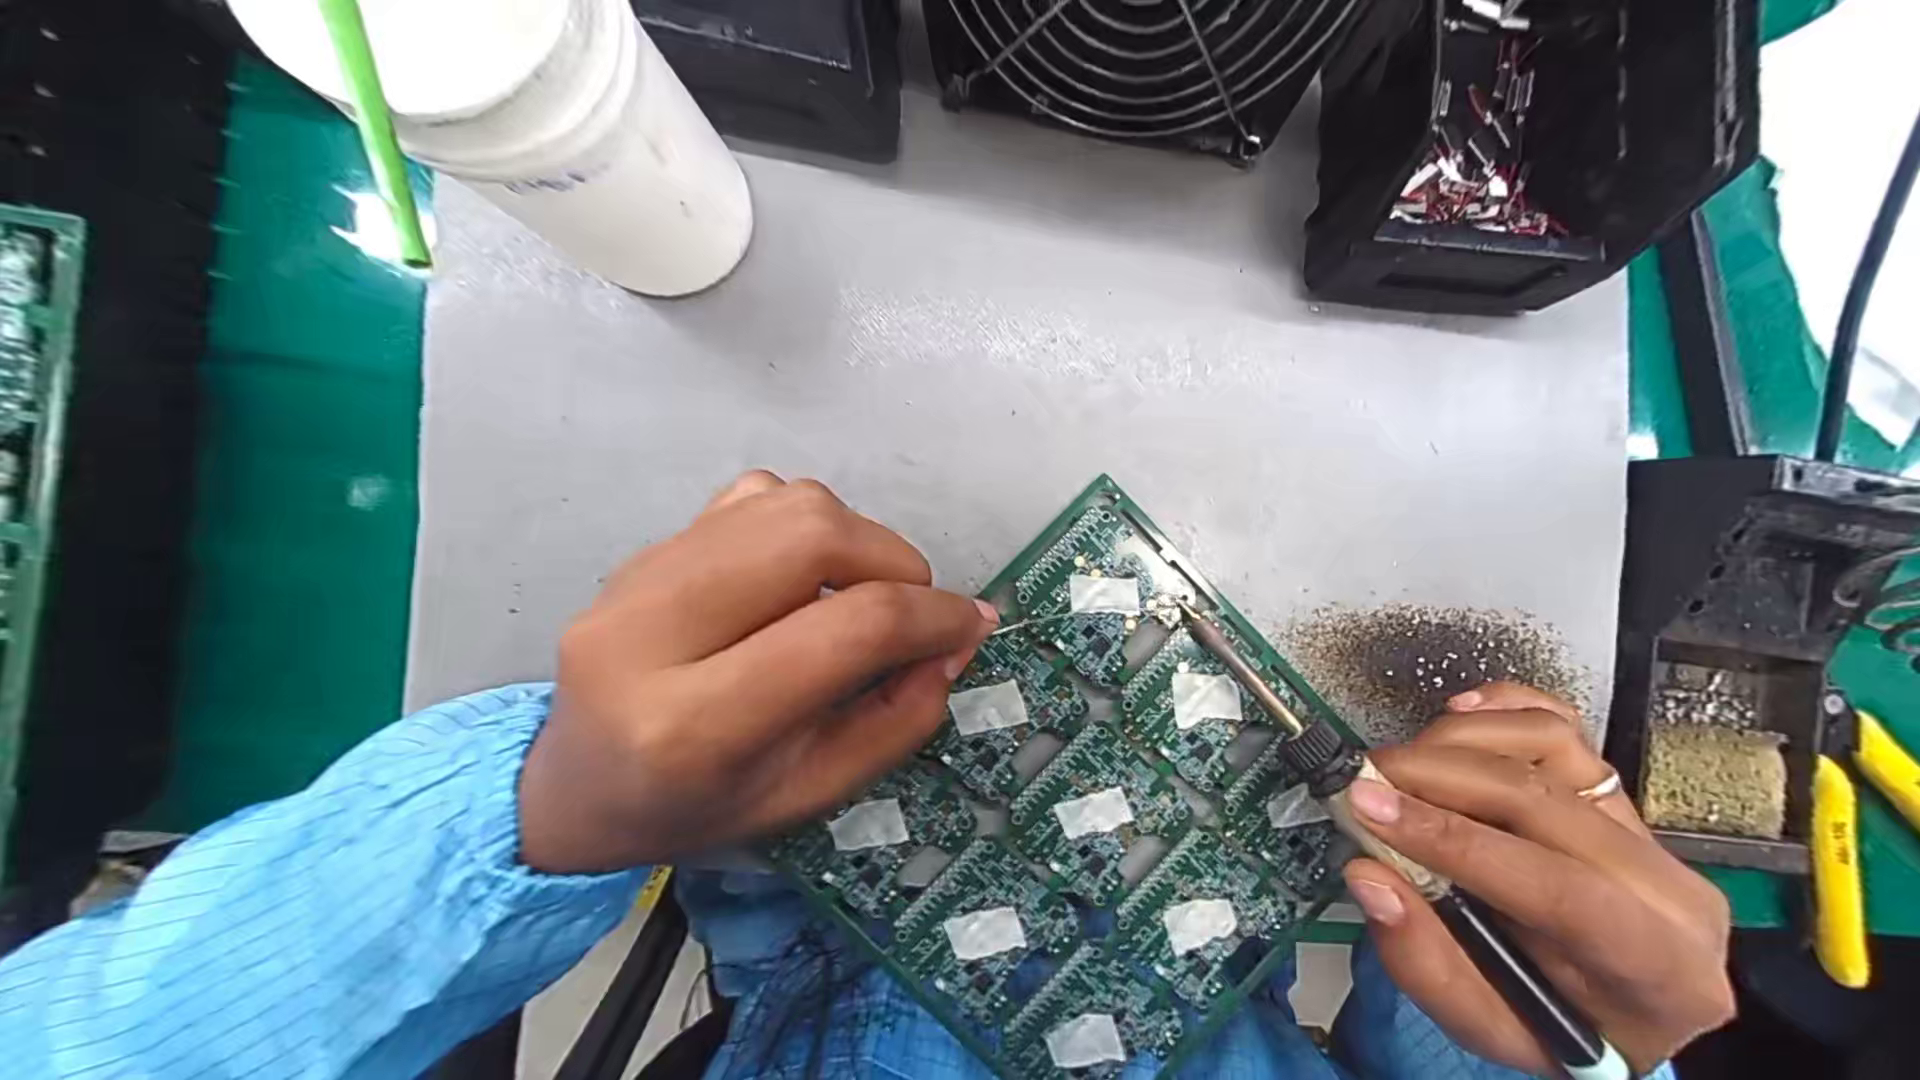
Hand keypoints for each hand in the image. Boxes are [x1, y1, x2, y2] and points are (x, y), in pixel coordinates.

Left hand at [518, 471, 997, 873]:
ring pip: (789, 503)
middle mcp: (653, 629)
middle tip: (911, 606)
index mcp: (695, 724)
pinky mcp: (646, 545)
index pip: (846, 629)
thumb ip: (898, 719)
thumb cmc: (694, 808)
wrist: (571, 785)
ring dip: (856, 537)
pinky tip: (802, 574)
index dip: (932, 616)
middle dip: (894, 559)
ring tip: (859, 591)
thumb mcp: (810, 794)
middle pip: (813, 535)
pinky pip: (755, 497)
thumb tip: (955, 638)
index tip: (968, 625)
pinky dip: (806, 523)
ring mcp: (639, 574)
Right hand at [1340, 682, 1734, 1075]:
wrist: (1589, 991)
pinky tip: (1453, 713)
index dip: (1453, 839)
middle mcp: (1668, 887)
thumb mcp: (1485, 1024)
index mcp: (1659, 968)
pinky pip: (1554, 720)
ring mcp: (1641, 826)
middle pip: (1540, 801)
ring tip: (1397, 770)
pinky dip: (1498, 704)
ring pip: (1546, 745)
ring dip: (1451, 743)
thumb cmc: (1540, 1013)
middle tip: (1359, 780)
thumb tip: (1367, 875)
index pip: (1562, 891)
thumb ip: (1424, 961)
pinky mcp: (1608, 783)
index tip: (1366, 805)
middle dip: (1431, 778)